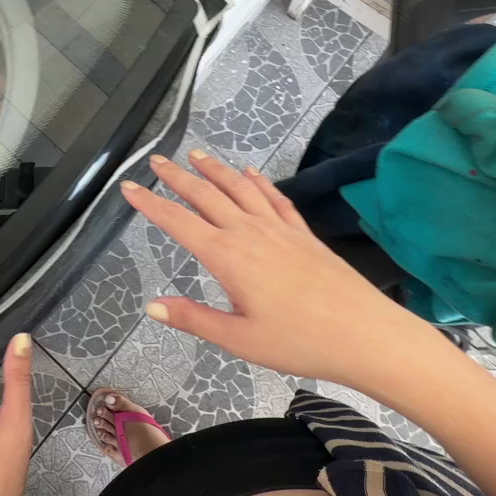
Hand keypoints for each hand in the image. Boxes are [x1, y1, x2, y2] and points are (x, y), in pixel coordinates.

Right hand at [122, 152, 457, 402]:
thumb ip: (194, 318)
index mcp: (227, 256)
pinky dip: (258, 180)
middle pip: (205, 194)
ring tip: (195, 154)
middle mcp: (249, 231)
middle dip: (177, 175)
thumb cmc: (299, 342)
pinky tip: (251, 171)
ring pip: (238, 187)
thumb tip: (152, 305)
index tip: (129, 186)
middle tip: (156, 159)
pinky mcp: (302, 233)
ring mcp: (278, 228)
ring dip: (214, 168)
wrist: (365, 334)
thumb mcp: (239, 340)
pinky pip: (274, 198)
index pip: (179, 222)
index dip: (151, 203)